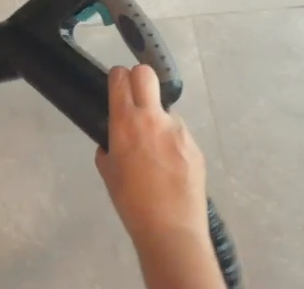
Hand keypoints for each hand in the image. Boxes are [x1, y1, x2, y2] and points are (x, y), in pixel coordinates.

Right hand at [97, 65, 209, 243]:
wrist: (171, 230)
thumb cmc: (130, 201)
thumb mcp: (107, 170)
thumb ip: (108, 146)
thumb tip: (114, 140)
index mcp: (126, 120)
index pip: (120, 76)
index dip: (117, 78)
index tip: (116, 88)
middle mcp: (153, 118)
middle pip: (146, 74)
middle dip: (138, 78)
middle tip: (135, 100)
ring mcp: (179, 131)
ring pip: (166, 111)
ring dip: (159, 121)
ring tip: (157, 154)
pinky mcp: (196, 147)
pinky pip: (180, 135)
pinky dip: (173, 144)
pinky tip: (171, 169)